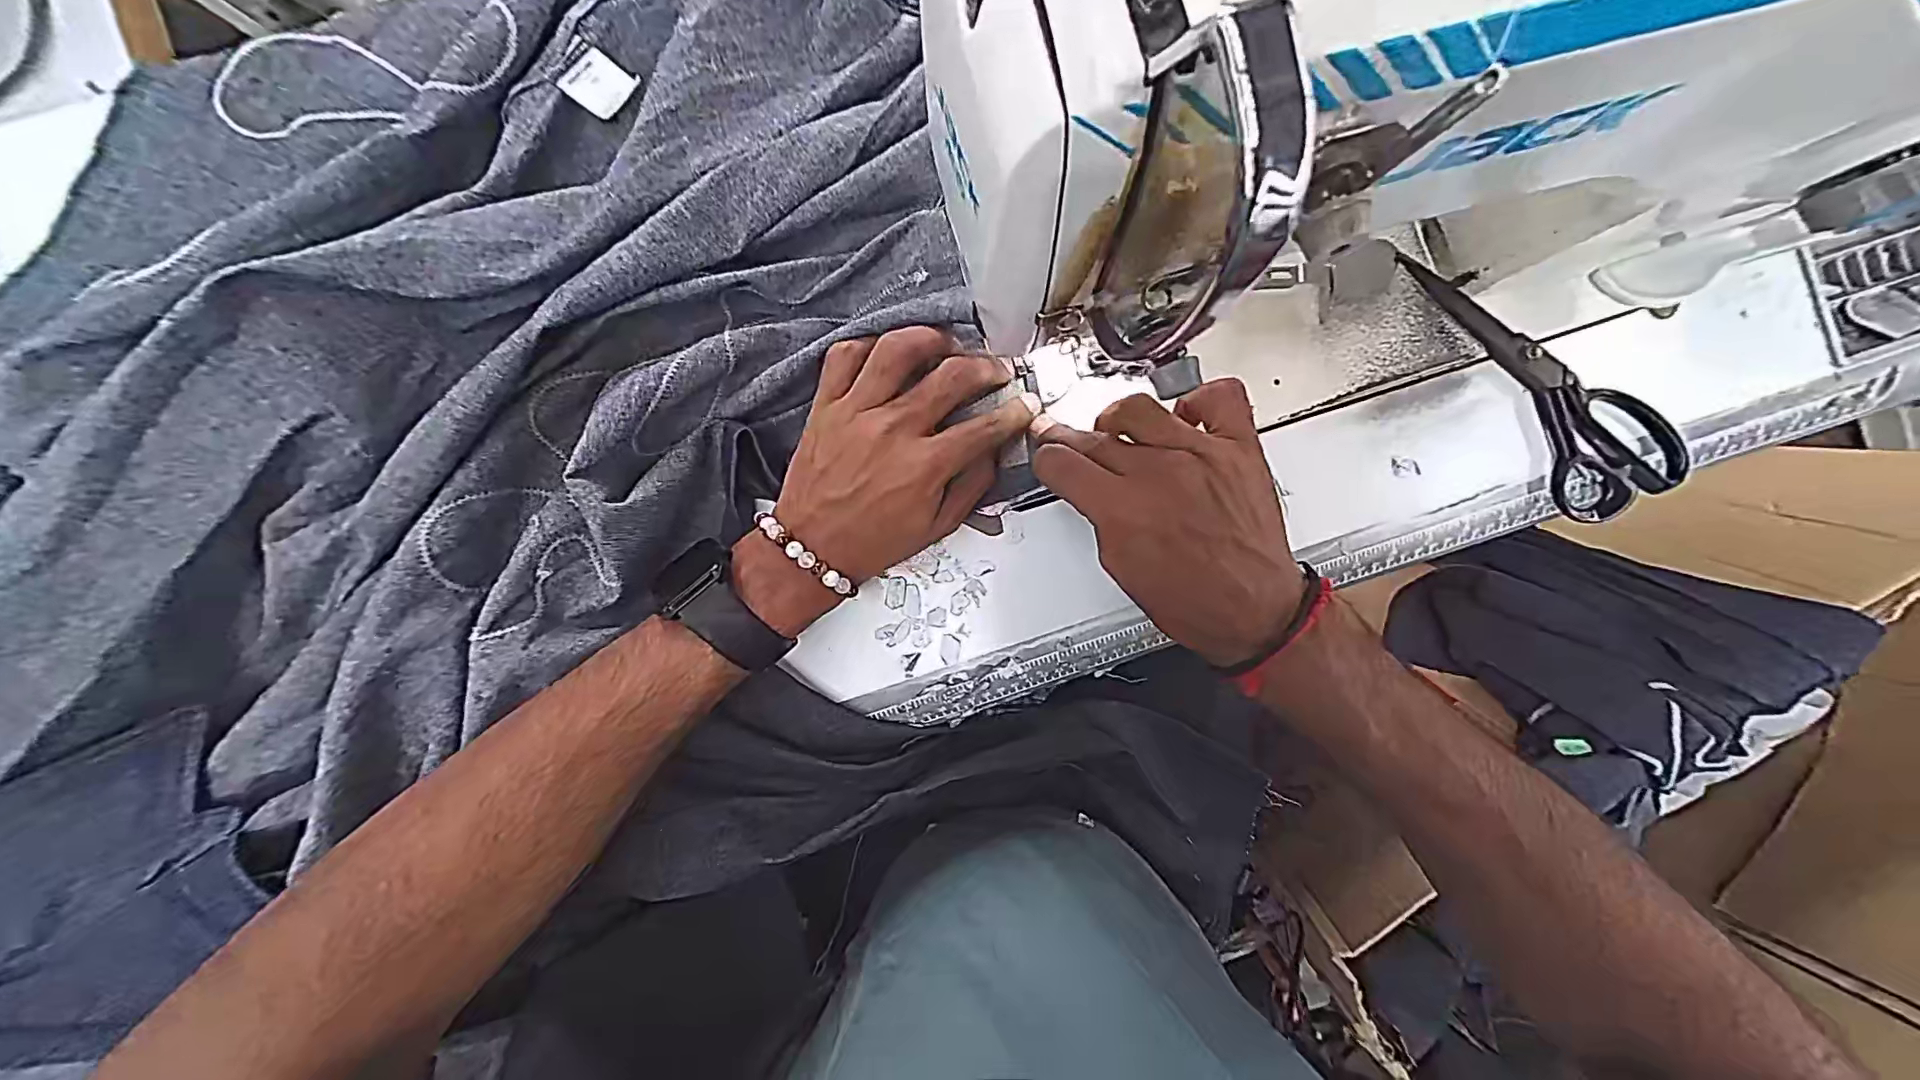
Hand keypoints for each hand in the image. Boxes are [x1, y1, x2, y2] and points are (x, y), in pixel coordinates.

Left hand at [733, 327, 1036, 636]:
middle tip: (995, 370)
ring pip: (899, 349)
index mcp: (924, 467)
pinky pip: (845, 356)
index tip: (1023, 405)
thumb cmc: (870, 541)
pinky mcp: (826, 406)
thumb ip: (973, 485)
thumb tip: (994, 451)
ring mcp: (856, 413)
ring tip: (946, 345)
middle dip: (987, 367)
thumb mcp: (937, 526)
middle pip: (953, 375)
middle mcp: (892, 432)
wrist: (813, 548)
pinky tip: (888, 353)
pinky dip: (869, 344)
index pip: (985, 426)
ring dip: (932, 338)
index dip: (1014, 411)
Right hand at [1030, 378, 1302, 667]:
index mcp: (1122, 509)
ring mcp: (1201, 455)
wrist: (1255, 611)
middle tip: (1068, 440)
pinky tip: (1185, 417)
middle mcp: (1159, 473)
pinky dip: (1198, 400)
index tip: (1048, 456)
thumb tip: (1089, 492)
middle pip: (1094, 436)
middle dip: (1070, 439)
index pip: (1061, 462)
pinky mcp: (1239, 449)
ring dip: (1118, 417)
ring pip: (1139, 407)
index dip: (1046, 458)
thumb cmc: (1195, 601)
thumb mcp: (1121, 567)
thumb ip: (1100, 518)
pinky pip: (1219, 397)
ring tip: (1119, 428)